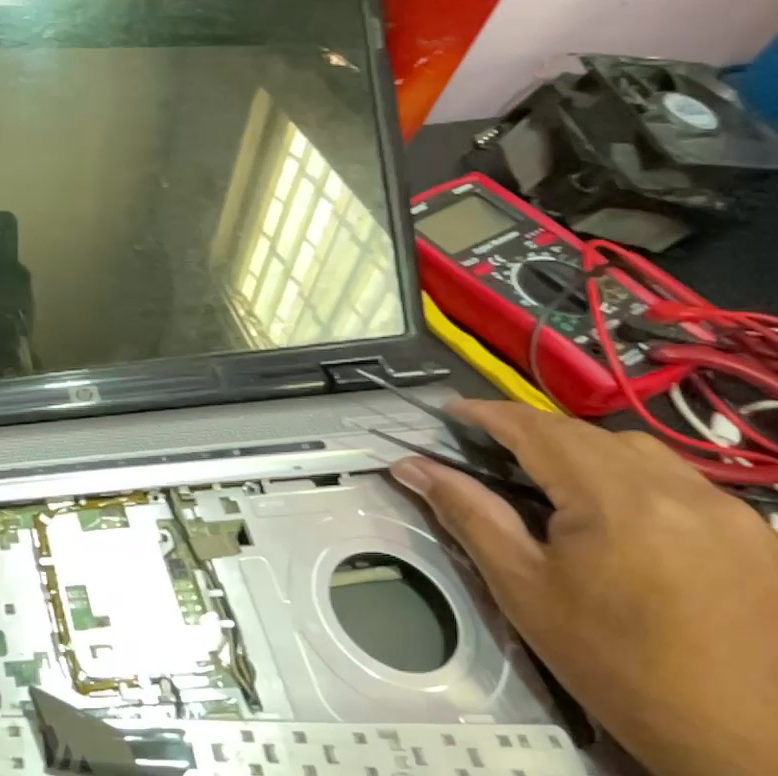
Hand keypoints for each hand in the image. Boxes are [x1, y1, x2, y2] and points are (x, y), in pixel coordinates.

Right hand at [391, 400, 777, 775]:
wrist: (745, 744)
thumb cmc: (615, 664)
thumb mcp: (523, 587)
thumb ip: (468, 514)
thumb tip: (411, 466)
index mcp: (617, 500)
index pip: (538, 430)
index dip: (487, 413)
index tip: (449, 412)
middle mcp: (680, 491)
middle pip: (589, 435)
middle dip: (533, 432)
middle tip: (486, 449)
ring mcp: (730, 513)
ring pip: (640, 452)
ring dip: (585, 451)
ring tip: (549, 478)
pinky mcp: (757, 538)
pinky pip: (680, 482)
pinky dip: (632, 477)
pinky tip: (614, 512)